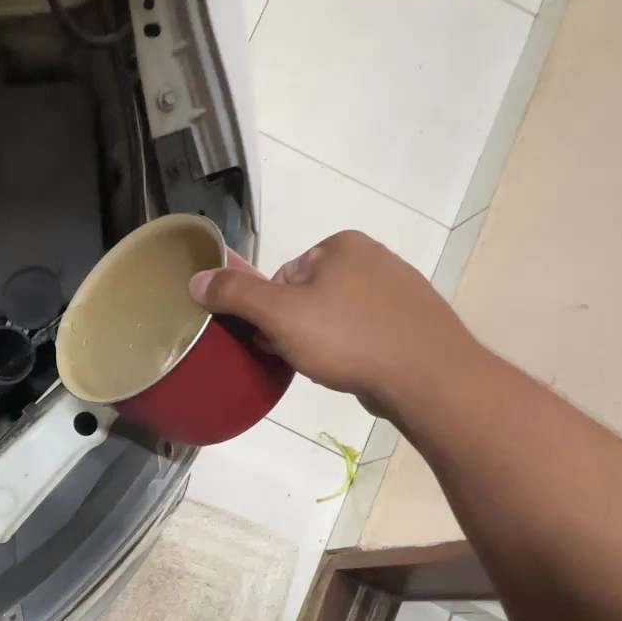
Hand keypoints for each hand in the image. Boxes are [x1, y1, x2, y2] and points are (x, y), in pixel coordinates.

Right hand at [188, 231, 486, 415]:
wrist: (426, 375)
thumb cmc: (348, 338)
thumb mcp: (280, 314)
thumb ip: (236, 295)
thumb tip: (196, 280)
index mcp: (341, 245)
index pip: (280, 278)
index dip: (269, 313)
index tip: (274, 338)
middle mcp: (372, 256)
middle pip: (304, 296)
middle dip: (293, 328)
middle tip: (297, 355)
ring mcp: (396, 288)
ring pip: (332, 317)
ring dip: (318, 341)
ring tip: (325, 365)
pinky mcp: (409, 320)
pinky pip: (360, 332)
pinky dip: (348, 349)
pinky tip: (350, 368)